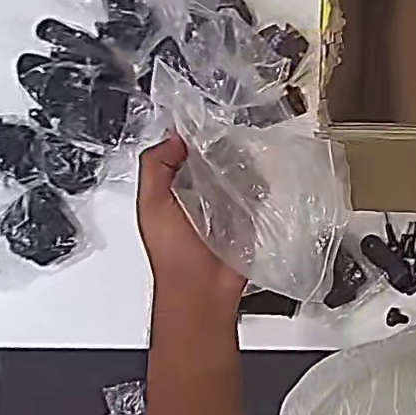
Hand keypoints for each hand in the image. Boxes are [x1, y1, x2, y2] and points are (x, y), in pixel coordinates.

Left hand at [138, 133, 246, 303]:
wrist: (203, 290)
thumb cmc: (174, 254)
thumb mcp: (151, 204)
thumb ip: (156, 168)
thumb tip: (175, 138)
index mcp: (172, 190)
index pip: (183, 154)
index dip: (193, 137)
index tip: (206, 124)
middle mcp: (199, 197)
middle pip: (214, 163)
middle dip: (224, 151)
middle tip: (235, 137)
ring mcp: (226, 209)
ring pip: (238, 178)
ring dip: (245, 169)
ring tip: (253, 157)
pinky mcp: (248, 221)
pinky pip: (257, 198)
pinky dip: (261, 189)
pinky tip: (263, 181)